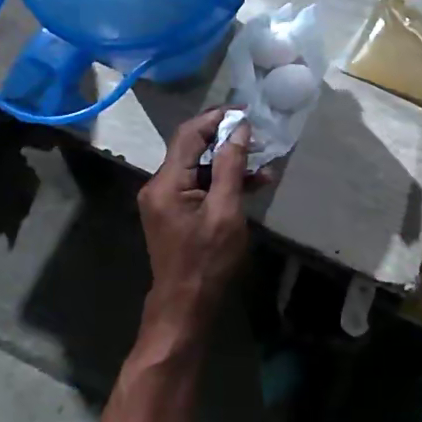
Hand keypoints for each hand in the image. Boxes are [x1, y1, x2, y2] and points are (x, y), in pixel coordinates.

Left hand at [137, 108, 253, 338]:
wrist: (185, 309)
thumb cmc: (207, 261)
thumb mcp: (226, 211)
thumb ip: (230, 166)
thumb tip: (239, 129)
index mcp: (166, 183)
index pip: (189, 134)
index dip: (217, 118)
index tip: (245, 112)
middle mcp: (159, 186)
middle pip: (192, 148)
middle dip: (225, 139)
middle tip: (257, 134)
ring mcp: (165, 200)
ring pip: (198, 167)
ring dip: (227, 162)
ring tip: (262, 161)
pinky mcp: (174, 213)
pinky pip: (198, 186)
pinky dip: (221, 182)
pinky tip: (251, 185)